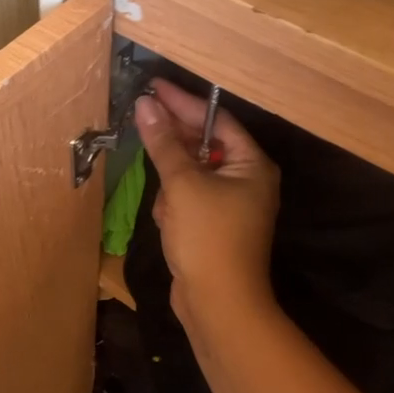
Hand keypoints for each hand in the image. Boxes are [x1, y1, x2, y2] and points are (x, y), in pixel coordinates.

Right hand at [134, 78, 280, 319]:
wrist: (218, 305)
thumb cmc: (208, 237)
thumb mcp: (182, 184)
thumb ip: (163, 142)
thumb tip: (145, 105)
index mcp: (251, 164)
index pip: (216, 120)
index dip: (183, 102)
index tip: (152, 87)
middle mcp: (246, 180)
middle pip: (203, 146)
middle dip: (174, 147)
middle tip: (142, 123)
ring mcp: (231, 205)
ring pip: (190, 175)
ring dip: (172, 185)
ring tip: (167, 205)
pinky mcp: (214, 226)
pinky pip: (188, 200)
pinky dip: (175, 207)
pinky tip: (169, 223)